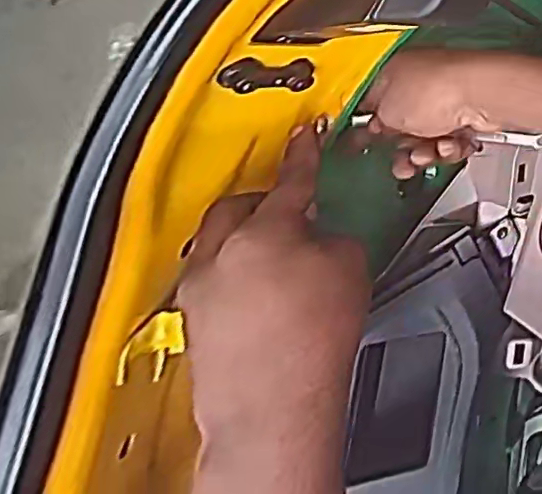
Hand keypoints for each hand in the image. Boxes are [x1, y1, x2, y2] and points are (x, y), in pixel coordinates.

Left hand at [179, 121, 368, 493]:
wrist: (277, 405)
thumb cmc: (314, 340)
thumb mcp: (349, 262)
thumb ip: (332, 230)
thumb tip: (319, 229)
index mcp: (264, 233)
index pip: (290, 177)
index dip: (302, 151)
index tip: (304, 135)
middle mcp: (220, 255)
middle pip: (240, 202)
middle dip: (267, 196)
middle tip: (297, 200)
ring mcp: (199, 289)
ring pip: (219, 237)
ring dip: (250, 232)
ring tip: (285, 246)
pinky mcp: (192, 318)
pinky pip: (212, 272)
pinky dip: (237, 265)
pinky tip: (268, 284)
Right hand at [361, 49, 515, 177]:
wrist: (482, 95)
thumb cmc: (436, 90)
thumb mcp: (387, 111)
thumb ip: (377, 121)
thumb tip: (377, 125)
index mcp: (397, 70)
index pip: (374, 99)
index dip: (369, 125)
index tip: (365, 145)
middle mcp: (425, 80)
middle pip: (405, 124)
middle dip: (402, 149)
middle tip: (403, 161)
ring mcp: (450, 96)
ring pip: (430, 137)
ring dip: (426, 153)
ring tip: (426, 155)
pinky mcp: (472, 112)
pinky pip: (453, 139)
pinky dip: (450, 147)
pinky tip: (449, 146)